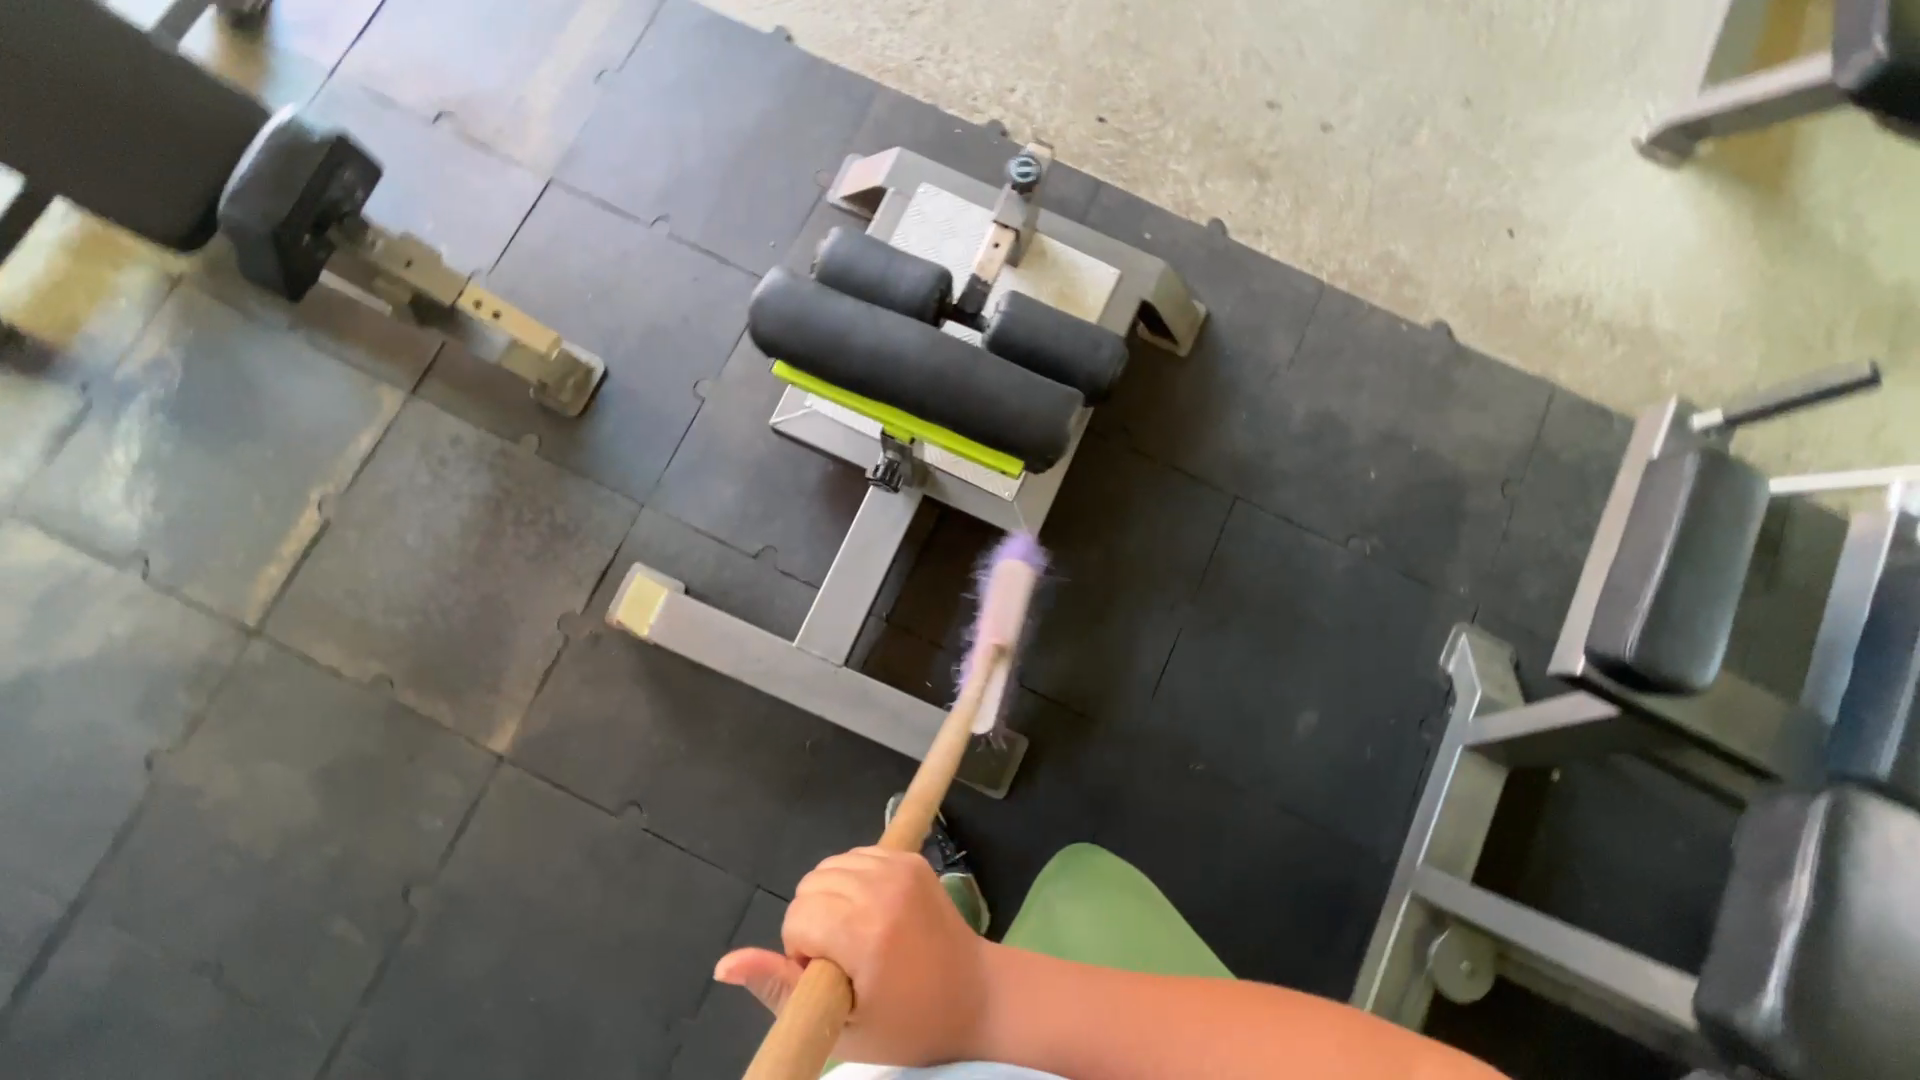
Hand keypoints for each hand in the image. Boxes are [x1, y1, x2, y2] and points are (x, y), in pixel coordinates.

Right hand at [714, 846, 990, 1065]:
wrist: (976, 995)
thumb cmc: (908, 1024)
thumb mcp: (838, 1025)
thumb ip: (780, 988)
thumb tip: (724, 965)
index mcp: (865, 932)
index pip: (797, 919)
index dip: (803, 952)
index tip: (832, 977)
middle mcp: (882, 888)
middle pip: (810, 887)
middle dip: (813, 923)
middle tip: (845, 959)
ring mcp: (900, 867)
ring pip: (829, 868)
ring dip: (831, 899)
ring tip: (858, 936)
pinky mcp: (911, 858)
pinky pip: (856, 856)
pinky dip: (852, 882)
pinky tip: (871, 914)